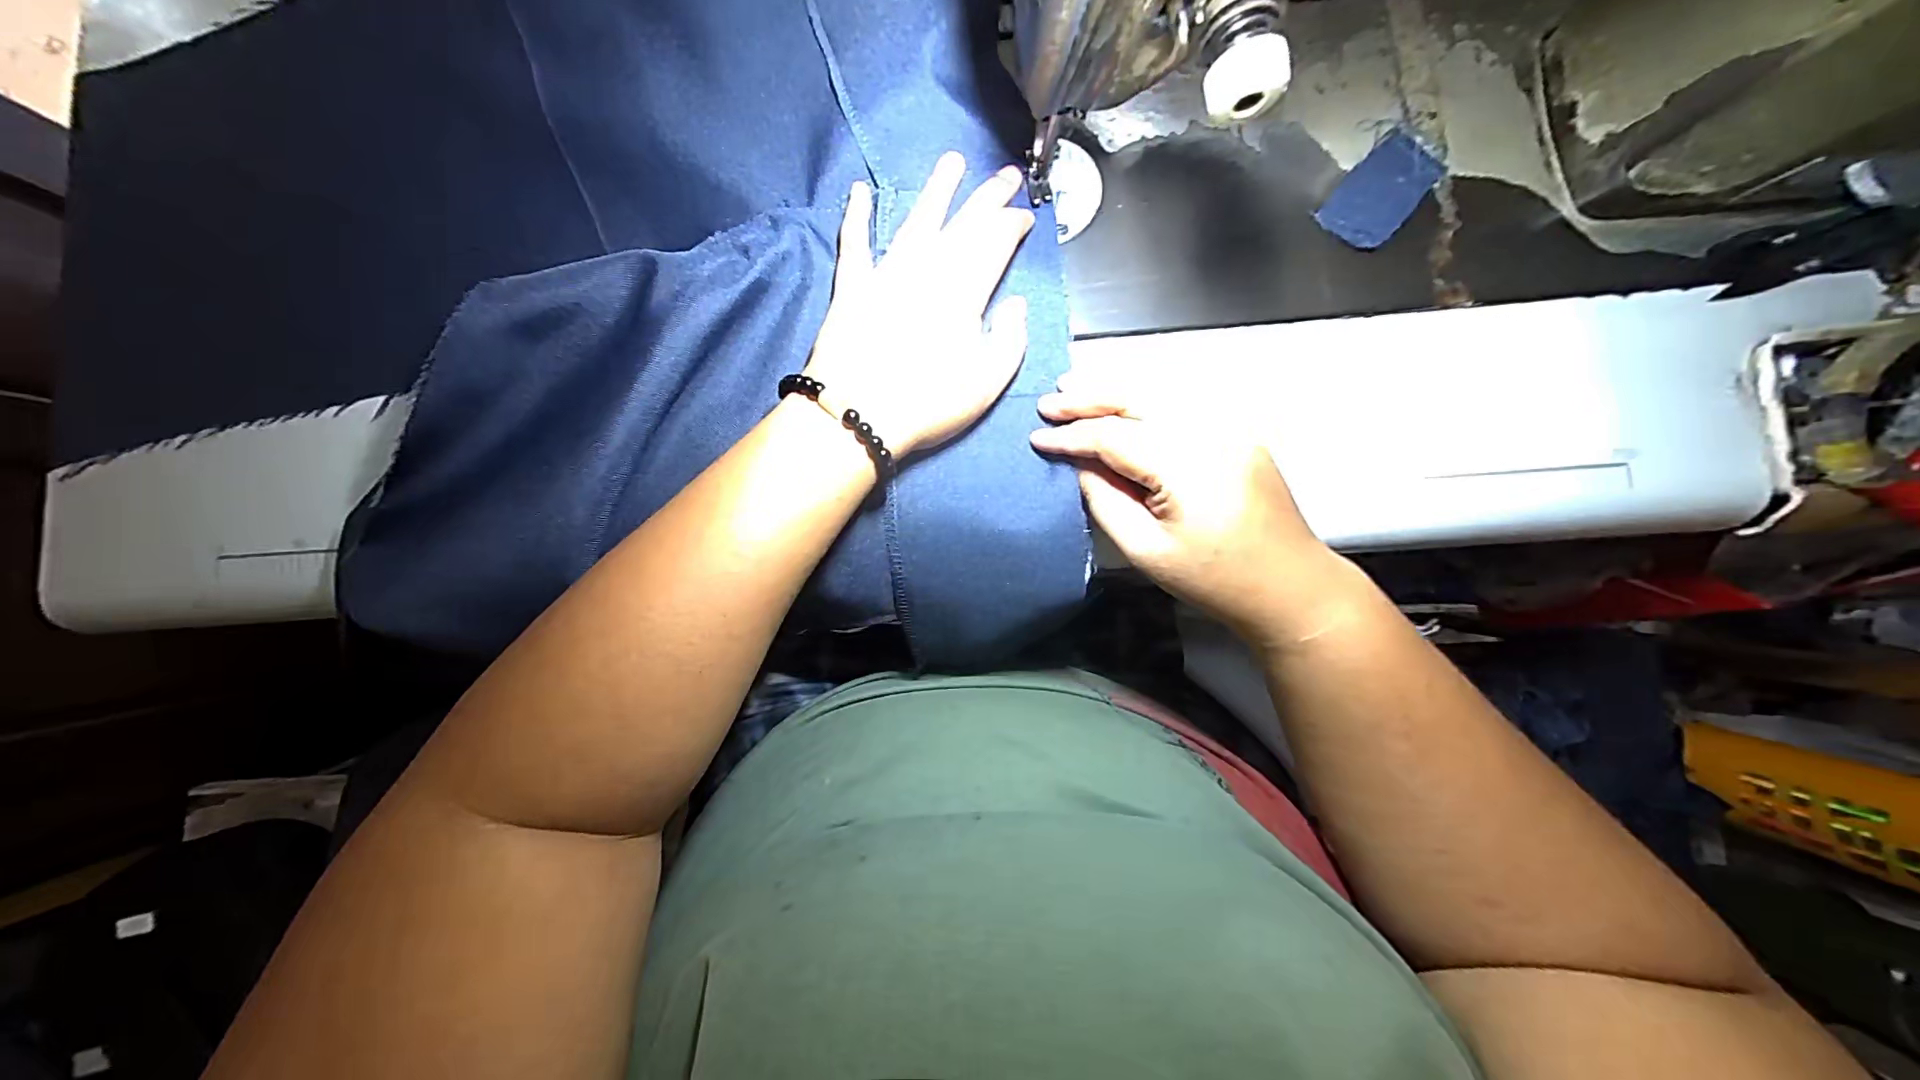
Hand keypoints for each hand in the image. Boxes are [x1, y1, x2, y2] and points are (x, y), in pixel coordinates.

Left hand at [802, 151, 1035, 457]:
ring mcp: (887, 274)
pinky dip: (856, 216)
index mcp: (964, 292)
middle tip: (1006, 175)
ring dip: (937, 191)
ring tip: (952, 162)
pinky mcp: (852, 287)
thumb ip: (1009, 339)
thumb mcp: (987, 382)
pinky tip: (858, 193)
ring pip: (916, 220)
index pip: (995, 244)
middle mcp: (927, 271)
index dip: (1012, 225)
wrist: (857, 415)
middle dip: (988, 197)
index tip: (1024, 216)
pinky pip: (854, 243)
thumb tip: (1015, 305)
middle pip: (964, 224)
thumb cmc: (927, 404)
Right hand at [1029, 381, 1371, 648]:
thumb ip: (1105, 501)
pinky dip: (1148, 394)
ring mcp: (1229, 428)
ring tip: (1076, 388)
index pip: (1114, 436)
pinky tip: (1125, 398)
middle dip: (1089, 396)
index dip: (1071, 436)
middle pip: (1137, 398)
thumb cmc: (1214, 579)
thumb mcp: (1146, 551)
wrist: (1289, 585)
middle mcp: (1209, 434)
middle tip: (1049, 402)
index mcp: (1185, 466)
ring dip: (1116, 388)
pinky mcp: (1238, 433)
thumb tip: (1081, 464)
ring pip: (1161, 391)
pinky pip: (1184, 400)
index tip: (1038, 438)